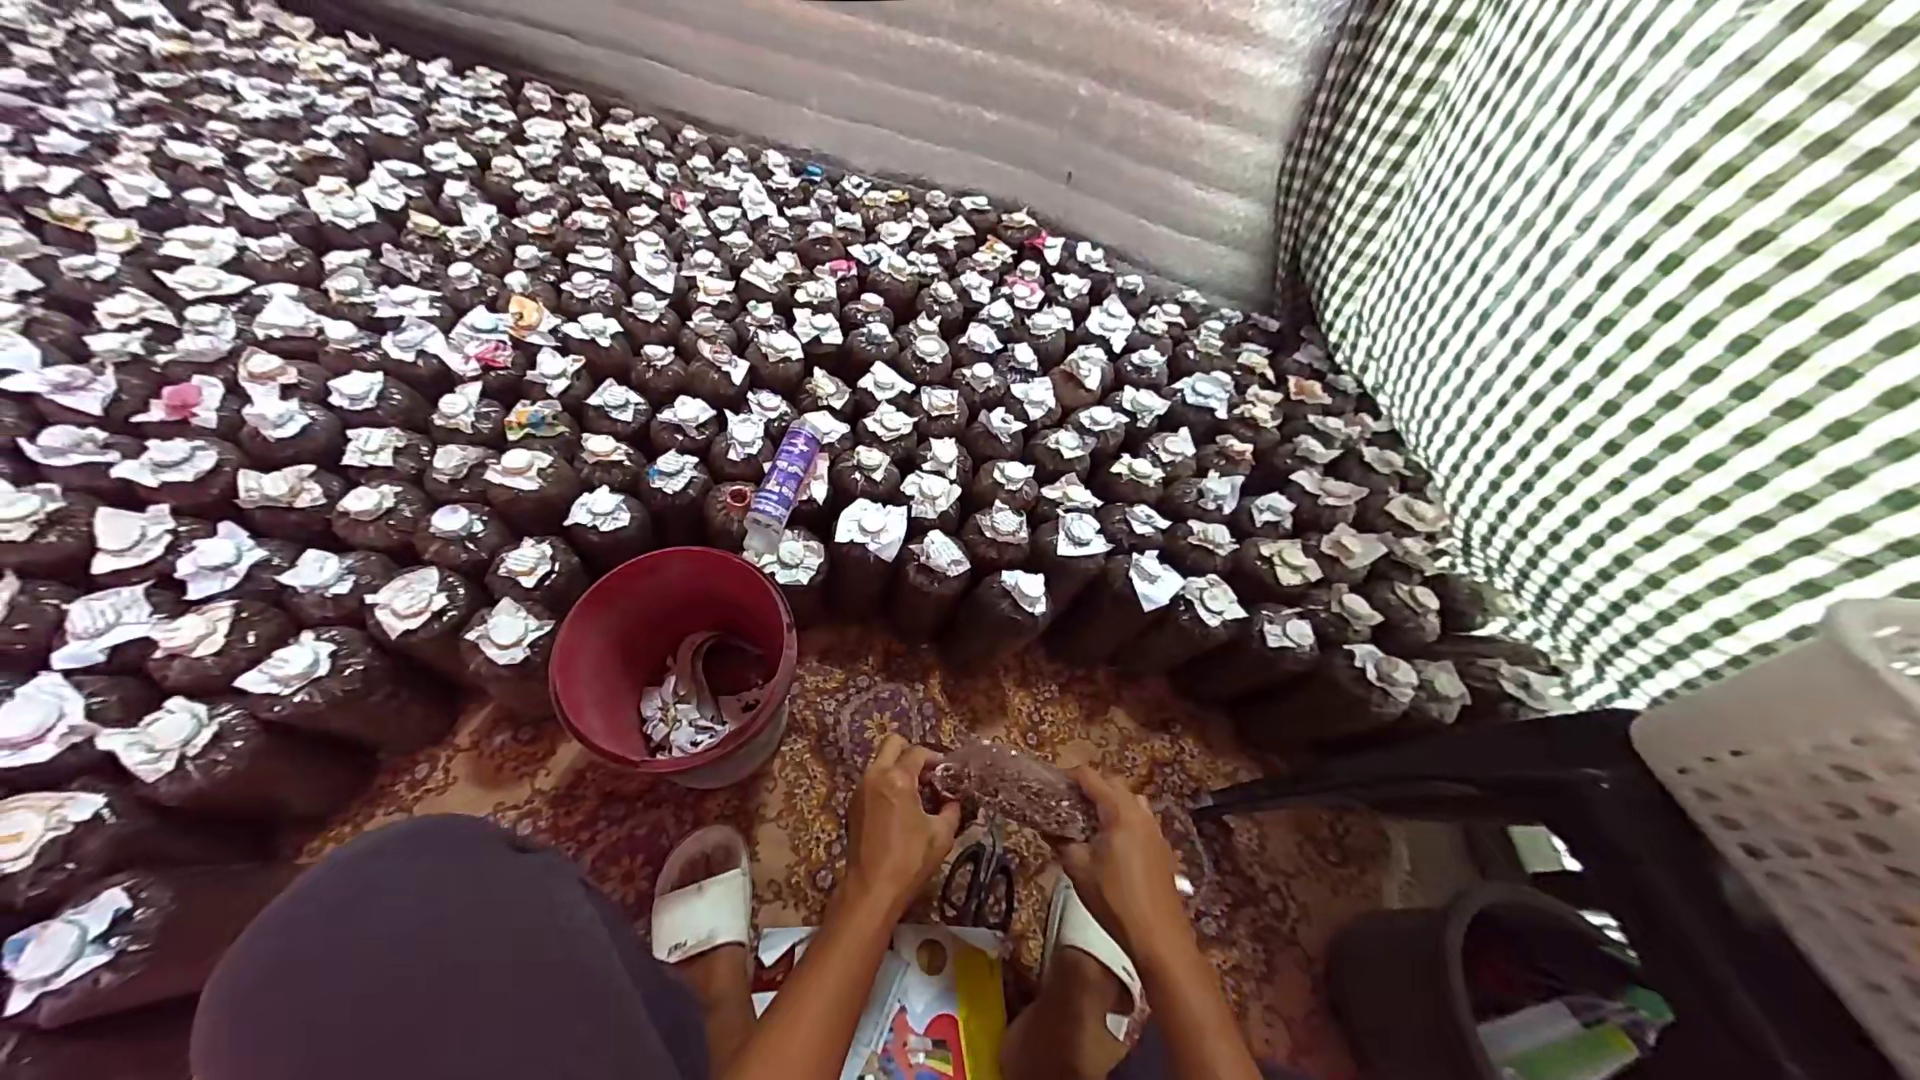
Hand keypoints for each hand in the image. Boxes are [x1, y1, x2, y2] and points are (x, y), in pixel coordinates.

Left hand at [845, 734, 961, 919]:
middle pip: (892, 743)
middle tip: (927, 774)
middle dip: (911, 752)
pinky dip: (887, 783)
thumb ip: (951, 809)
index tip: (946, 772)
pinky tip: (900, 808)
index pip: (918, 752)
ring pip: (880, 762)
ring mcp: (860, 790)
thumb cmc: (909, 860)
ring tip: (916, 793)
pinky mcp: (853, 805)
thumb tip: (951, 800)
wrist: (871, 889)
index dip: (935, 758)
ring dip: (898, 768)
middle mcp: (875, 776)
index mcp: (897, 778)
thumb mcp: (941, 834)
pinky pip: (872, 780)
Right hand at [1056, 766, 1190, 959]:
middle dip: (1091, 787)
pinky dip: (1125, 819)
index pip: (1092, 778)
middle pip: (1114, 784)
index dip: (1070, 776)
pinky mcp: (1163, 848)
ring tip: (1091, 821)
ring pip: (1131, 801)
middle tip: (1069, 802)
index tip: (1054, 785)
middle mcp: (1141, 813)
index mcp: (1119, 812)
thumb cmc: (1114, 898)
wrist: (1158, 935)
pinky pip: (1141, 820)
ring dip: (1111, 802)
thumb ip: (1061, 842)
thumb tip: (1048, 829)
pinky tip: (1113, 844)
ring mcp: (1156, 830)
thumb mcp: (1078, 868)